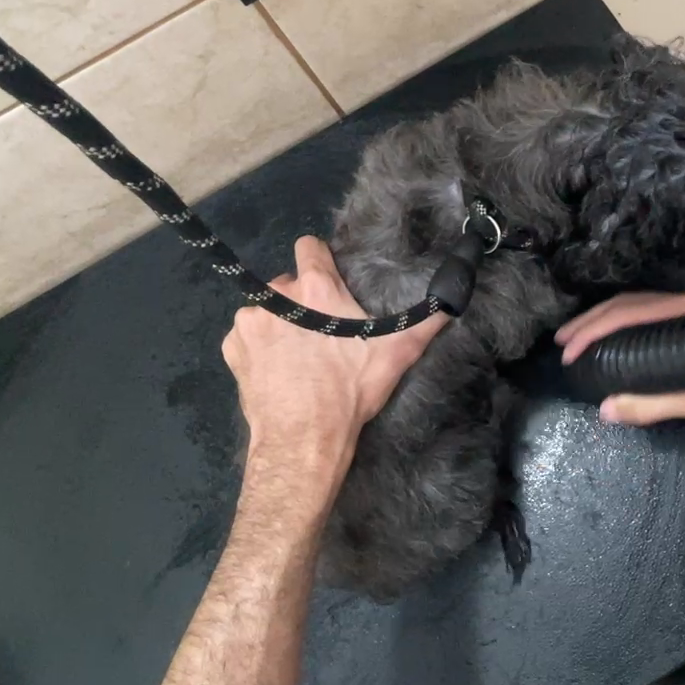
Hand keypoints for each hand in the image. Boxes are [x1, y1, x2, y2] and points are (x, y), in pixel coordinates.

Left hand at [222, 237, 447, 466]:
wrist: (304, 438)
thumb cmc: (351, 390)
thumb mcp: (397, 354)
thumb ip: (425, 322)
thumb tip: (452, 301)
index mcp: (315, 288)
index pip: (309, 246)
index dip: (322, 261)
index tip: (332, 285)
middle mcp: (277, 297)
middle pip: (290, 283)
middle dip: (305, 301)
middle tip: (323, 334)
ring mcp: (250, 322)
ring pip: (268, 310)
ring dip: (281, 323)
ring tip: (299, 356)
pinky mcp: (232, 348)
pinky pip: (248, 336)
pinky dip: (261, 347)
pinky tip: (278, 370)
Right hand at [555, 292, 684, 430]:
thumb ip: (655, 405)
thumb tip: (606, 408)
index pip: (630, 312)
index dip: (593, 329)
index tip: (568, 351)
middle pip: (631, 304)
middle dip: (592, 321)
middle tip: (562, 342)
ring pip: (642, 309)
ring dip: (608, 323)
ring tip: (581, 341)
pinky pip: (654, 319)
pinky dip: (627, 328)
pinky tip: (618, 344)